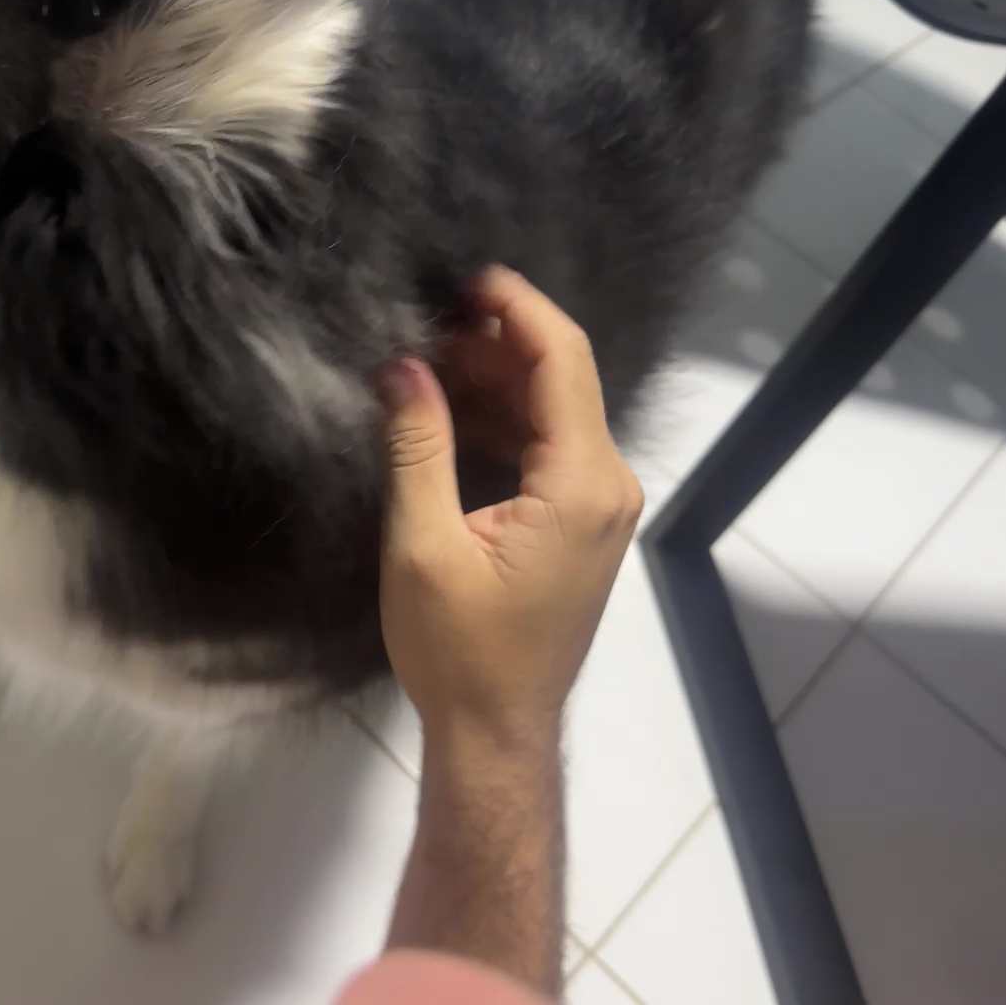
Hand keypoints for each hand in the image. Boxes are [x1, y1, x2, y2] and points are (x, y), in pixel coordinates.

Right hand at [379, 267, 642, 749]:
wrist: (495, 729)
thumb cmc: (458, 648)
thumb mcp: (424, 544)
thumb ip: (417, 447)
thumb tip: (400, 367)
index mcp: (580, 483)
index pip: (562, 360)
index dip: (517, 306)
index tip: (465, 277)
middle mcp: (605, 484)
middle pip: (558, 380)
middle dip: (491, 344)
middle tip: (419, 331)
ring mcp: (596, 504)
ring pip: (548, 412)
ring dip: (489, 383)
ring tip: (420, 367)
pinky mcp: (577, 522)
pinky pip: (542, 448)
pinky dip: (498, 422)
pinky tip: (445, 415)